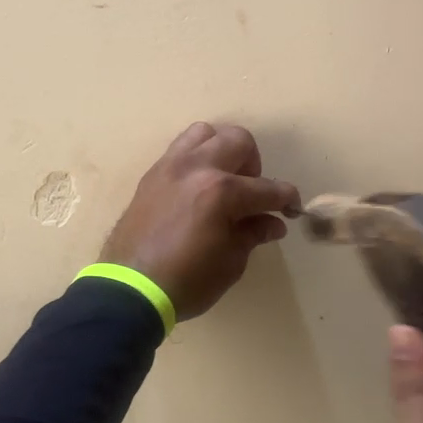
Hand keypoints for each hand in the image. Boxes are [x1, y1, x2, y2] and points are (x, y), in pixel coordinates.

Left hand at [99, 122, 301, 321]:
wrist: (130, 289)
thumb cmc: (186, 282)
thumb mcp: (229, 263)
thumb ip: (251, 234)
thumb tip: (272, 222)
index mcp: (221, 191)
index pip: (267, 188)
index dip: (286, 199)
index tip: (292, 209)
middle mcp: (196, 168)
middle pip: (238, 141)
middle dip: (253, 165)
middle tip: (252, 194)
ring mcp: (170, 167)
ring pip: (204, 133)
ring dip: (221, 150)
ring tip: (223, 180)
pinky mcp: (151, 175)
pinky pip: (179, 150)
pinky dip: (196, 159)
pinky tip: (198, 187)